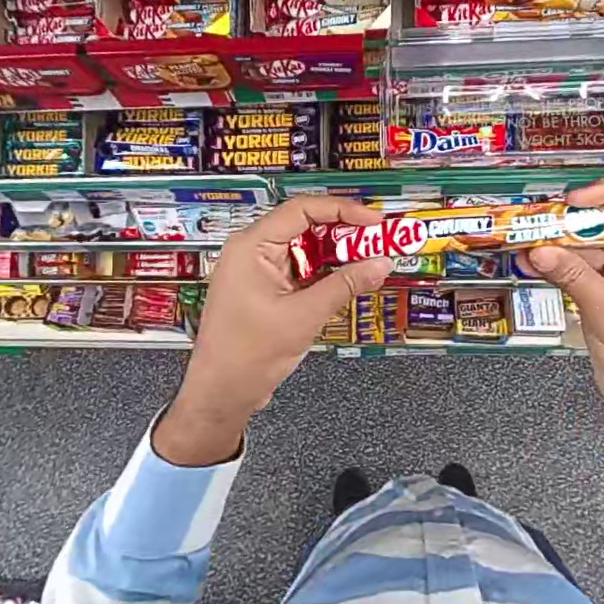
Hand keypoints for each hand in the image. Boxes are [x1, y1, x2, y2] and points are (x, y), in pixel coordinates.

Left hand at [156, 196, 392, 465]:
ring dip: (336, 255)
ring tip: (371, 260)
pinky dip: (324, 273)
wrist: (221, 393)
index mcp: (252, 246)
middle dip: (343, 233)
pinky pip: (300, 270)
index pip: (301, 210)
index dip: (342, 210)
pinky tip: (350, 279)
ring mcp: (257, 271)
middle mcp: (252, 251)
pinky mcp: (265, 290)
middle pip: (304, 227)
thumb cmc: (250, 354)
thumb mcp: (304, 316)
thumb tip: (382, 263)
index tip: (374, 221)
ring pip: (304, 250)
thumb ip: (345, 285)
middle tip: (379, 241)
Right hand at [526, 181, 603, 469]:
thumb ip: (574, 277)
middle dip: (574, 225)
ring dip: (561, 249)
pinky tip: (537, 265)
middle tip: (541, 223)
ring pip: (592, 250)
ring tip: (530, 247)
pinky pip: (584, 272)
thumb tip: (542, 251)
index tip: (573, 199)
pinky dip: (561, 269)